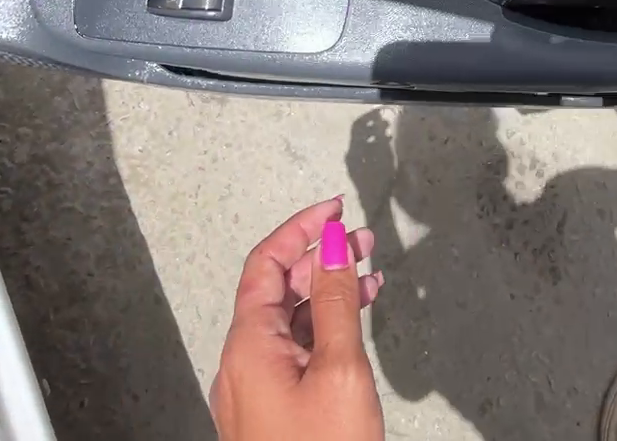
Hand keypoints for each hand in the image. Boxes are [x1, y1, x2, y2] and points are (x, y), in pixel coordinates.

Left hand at [210, 198, 386, 440]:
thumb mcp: (339, 367)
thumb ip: (334, 299)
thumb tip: (331, 243)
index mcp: (249, 345)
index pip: (266, 262)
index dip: (301, 227)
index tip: (336, 208)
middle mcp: (245, 361)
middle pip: (278, 286)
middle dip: (321, 255)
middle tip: (364, 239)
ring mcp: (258, 388)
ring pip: (290, 316)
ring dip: (328, 287)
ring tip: (371, 270)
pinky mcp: (275, 408)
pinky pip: (297, 346)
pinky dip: (327, 322)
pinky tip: (359, 314)